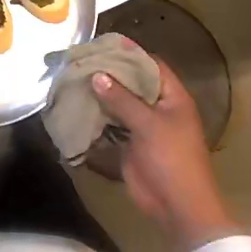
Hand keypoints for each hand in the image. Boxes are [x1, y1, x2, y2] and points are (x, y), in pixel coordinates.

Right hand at [93, 57, 241, 251]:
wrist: (177, 206)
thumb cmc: (172, 159)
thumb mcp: (149, 125)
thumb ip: (122, 99)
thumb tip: (97, 75)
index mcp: (173, 97)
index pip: (152, 65)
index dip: (130, 54)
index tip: (102, 46)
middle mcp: (158, 107)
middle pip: (133, 84)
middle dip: (109, 75)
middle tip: (80, 64)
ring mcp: (144, 127)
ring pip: (120, 106)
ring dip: (100, 98)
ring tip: (73, 83)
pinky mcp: (130, 146)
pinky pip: (112, 127)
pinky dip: (97, 120)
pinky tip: (76, 110)